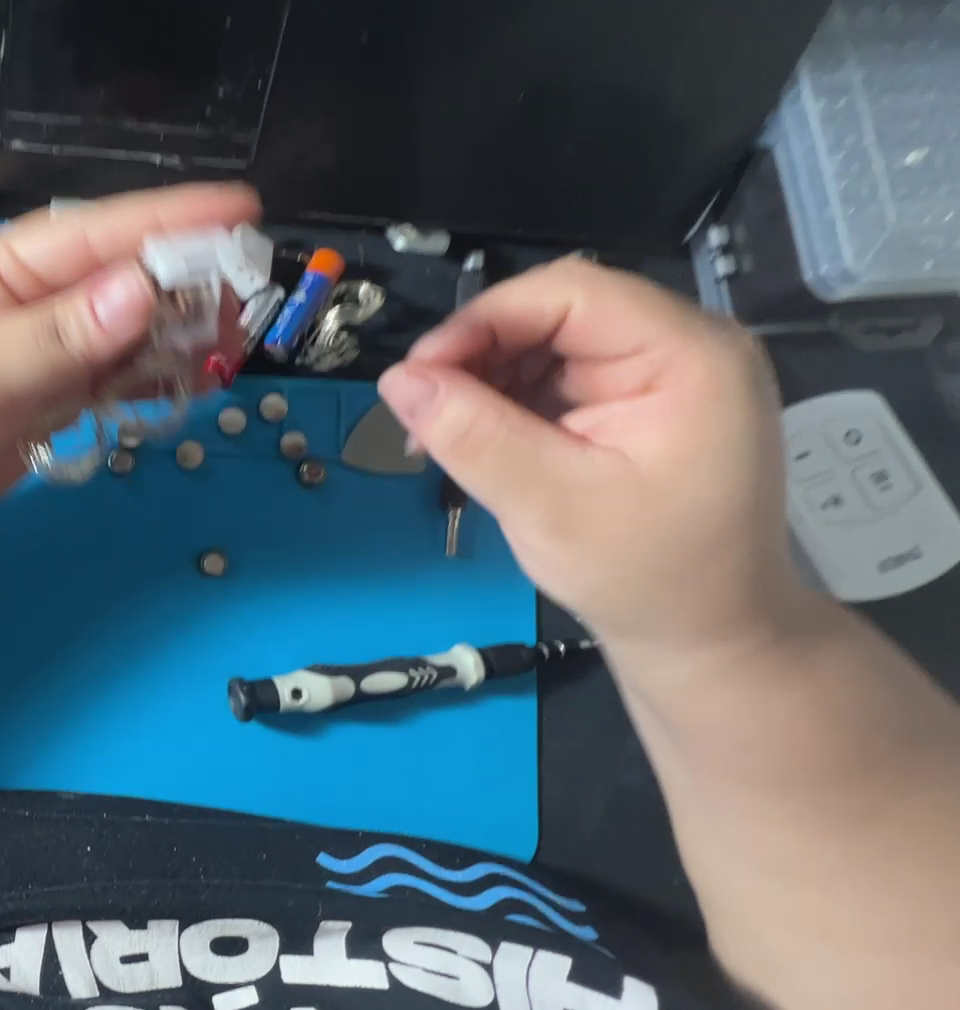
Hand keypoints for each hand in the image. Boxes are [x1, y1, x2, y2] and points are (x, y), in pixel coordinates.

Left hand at [0, 184, 262, 526]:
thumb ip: (57, 337)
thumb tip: (142, 292)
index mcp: (12, 268)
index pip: (103, 232)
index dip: (175, 221)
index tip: (244, 213)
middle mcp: (42, 297)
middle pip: (132, 278)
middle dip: (190, 286)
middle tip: (244, 308)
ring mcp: (56, 345)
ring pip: (136, 329)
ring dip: (181, 337)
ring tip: (228, 351)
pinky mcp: (62, 390)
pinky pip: (122, 374)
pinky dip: (155, 379)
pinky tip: (187, 387)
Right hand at [376, 257, 809, 655]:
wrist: (702, 628)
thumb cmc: (643, 573)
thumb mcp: (548, 505)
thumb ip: (472, 436)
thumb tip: (396, 380)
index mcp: (685, 356)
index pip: (568, 293)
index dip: (480, 321)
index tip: (418, 376)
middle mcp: (675, 347)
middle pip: (550, 313)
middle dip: (473, 355)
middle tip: (422, 412)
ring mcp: (651, 373)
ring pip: (538, 343)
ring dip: (477, 380)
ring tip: (440, 435)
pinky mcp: (624, 401)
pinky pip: (545, 376)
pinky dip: (496, 401)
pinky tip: (473, 439)